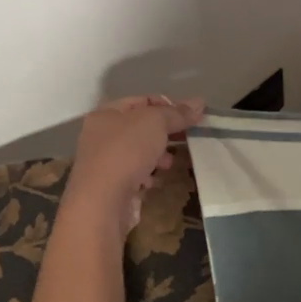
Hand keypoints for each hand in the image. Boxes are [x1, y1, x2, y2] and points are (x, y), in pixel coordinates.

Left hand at [64, 96, 203, 234]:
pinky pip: (134, 173)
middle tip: (187, 137)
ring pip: (139, 151)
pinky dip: (147, 174)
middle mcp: (101, 135)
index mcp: (107, 114)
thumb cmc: (126, 152)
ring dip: (158, 154)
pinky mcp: (110, 185)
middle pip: (141, 126)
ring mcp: (104, 161)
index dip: (167, 104)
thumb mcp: (156, 122)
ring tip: (169, 162)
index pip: (142, 100)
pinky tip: (154, 180)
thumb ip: (177, 112)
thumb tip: (199, 102)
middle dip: (165, 132)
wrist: (102, 201)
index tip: (189, 116)